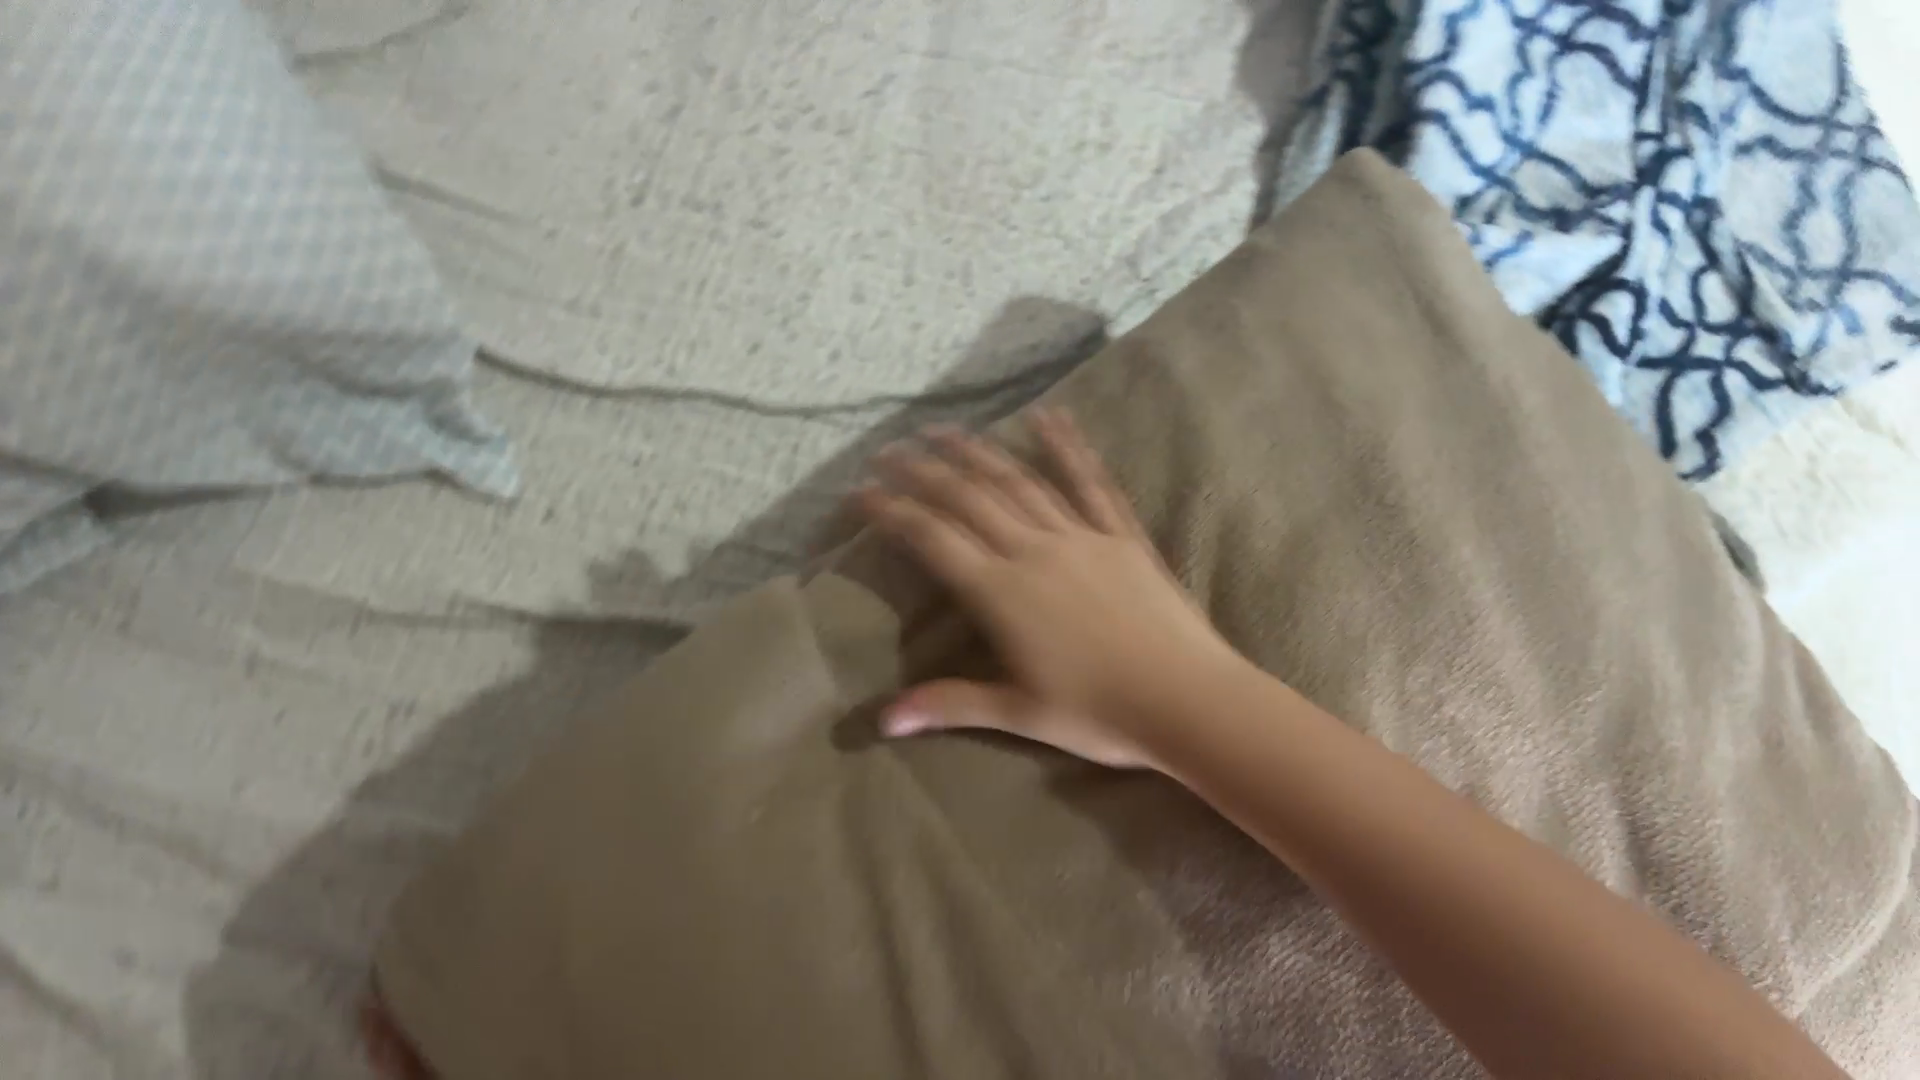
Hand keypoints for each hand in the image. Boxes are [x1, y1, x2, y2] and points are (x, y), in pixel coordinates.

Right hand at [856, 408, 1244, 769]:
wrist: (1187, 700)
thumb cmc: (1099, 713)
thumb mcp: (1018, 713)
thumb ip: (948, 704)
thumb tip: (883, 721)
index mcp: (1002, 593)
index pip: (934, 539)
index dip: (893, 511)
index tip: (861, 491)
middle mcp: (1034, 551)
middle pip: (969, 499)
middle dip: (924, 471)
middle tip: (890, 450)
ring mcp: (1080, 536)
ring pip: (1019, 482)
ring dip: (978, 452)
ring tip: (946, 429)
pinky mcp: (1120, 535)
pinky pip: (1090, 482)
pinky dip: (1067, 447)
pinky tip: (1049, 417)